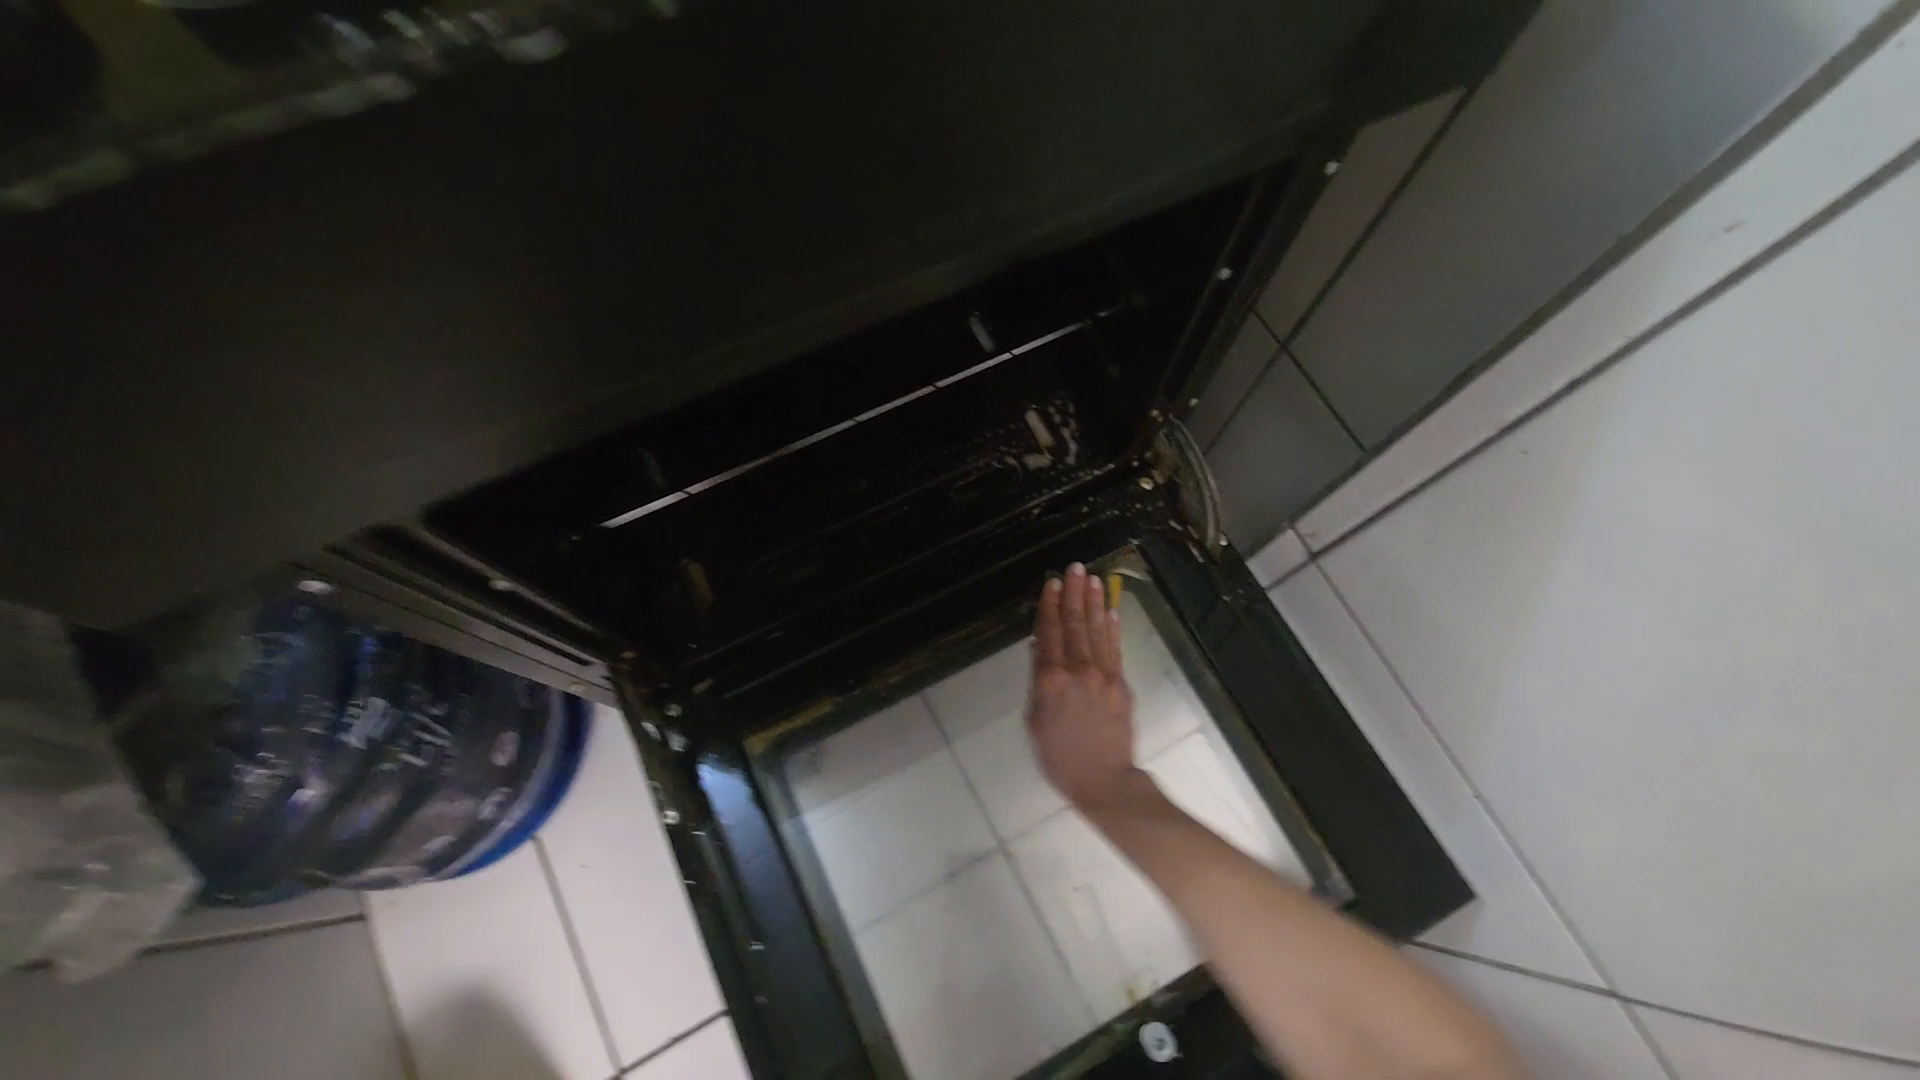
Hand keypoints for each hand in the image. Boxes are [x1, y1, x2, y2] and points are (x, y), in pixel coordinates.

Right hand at [1026, 563, 1141, 810]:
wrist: (1104, 780)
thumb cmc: (1059, 757)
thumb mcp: (1035, 720)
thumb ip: (1038, 682)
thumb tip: (1041, 649)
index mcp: (1050, 680)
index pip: (1049, 632)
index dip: (1049, 605)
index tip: (1051, 582)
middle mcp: (1077, 670)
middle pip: (1074, 623)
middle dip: (1073, 593)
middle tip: (1075, 567)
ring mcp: (1103, 675)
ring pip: (1096, 630)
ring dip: (1093, 602)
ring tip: (1092, 578)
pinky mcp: (1121, 683)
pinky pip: (1115, 648)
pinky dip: (1111, 627)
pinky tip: (1109, 609)